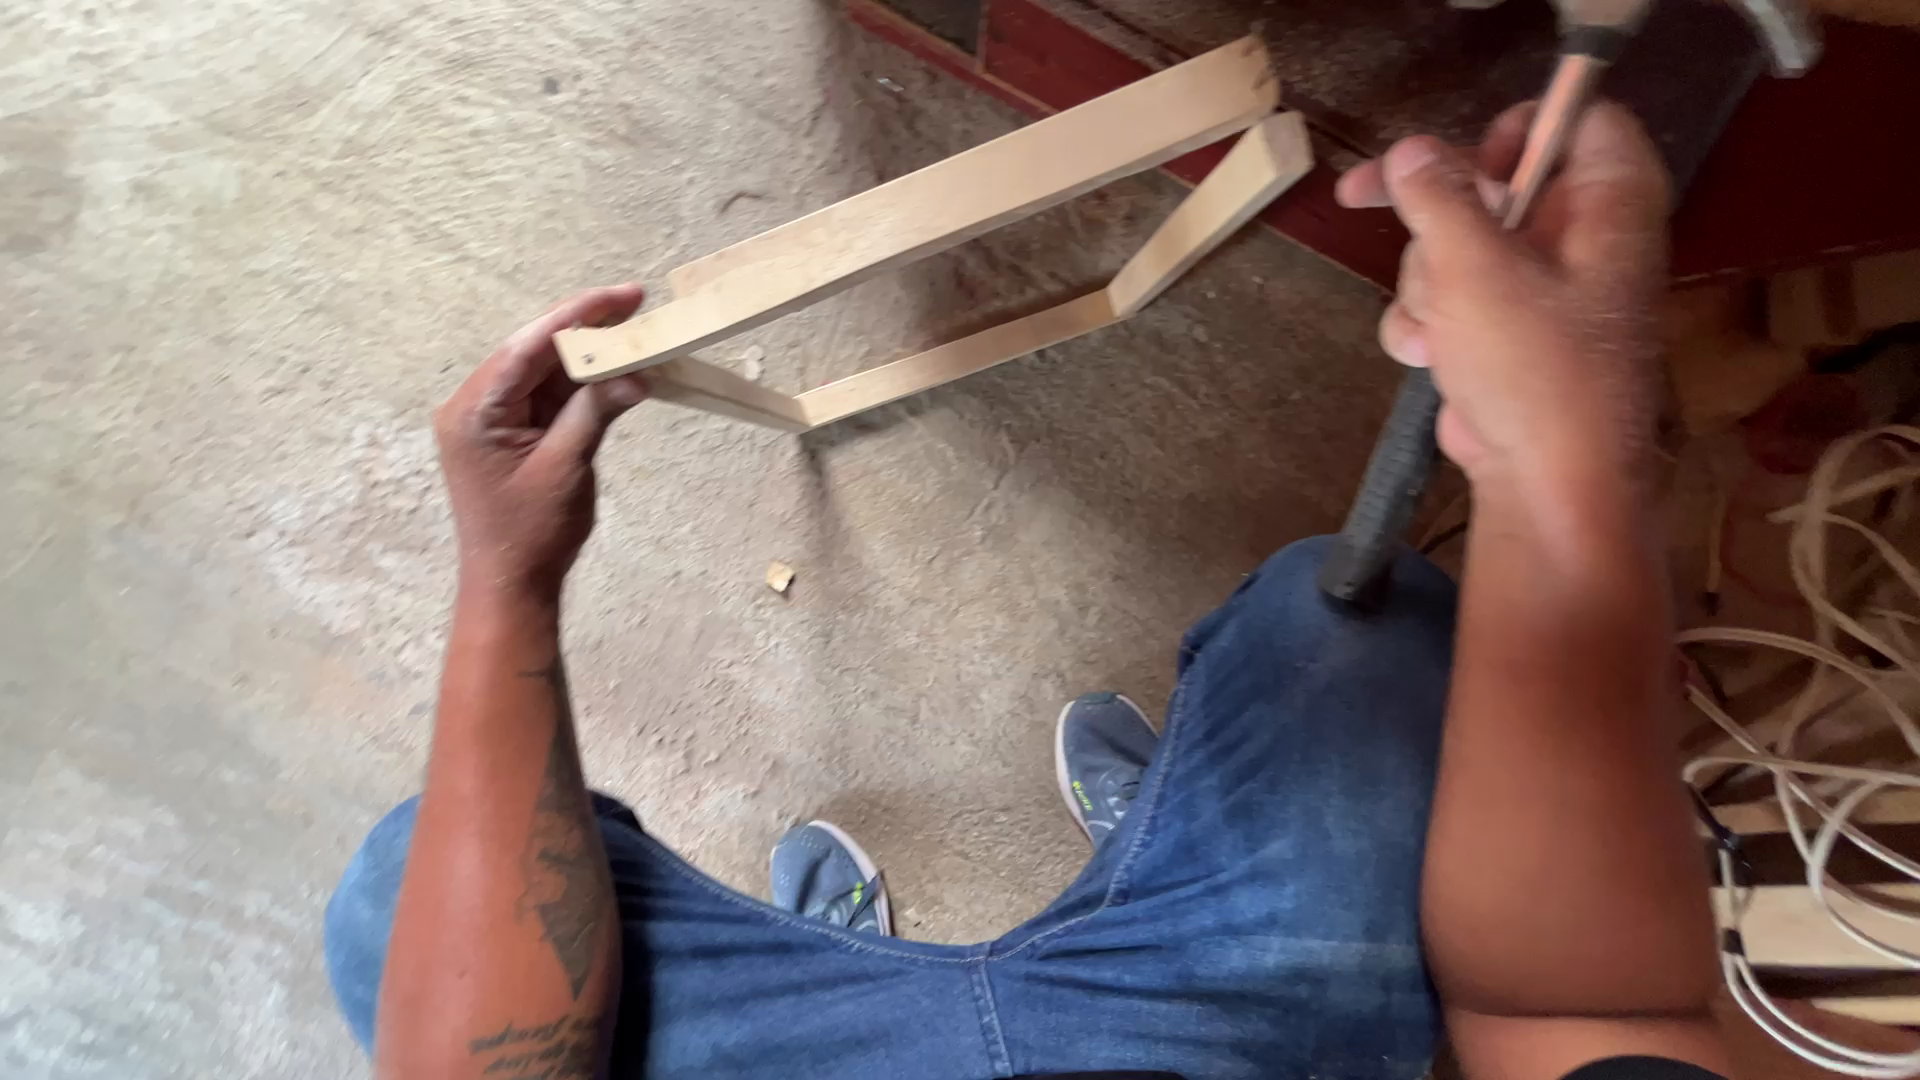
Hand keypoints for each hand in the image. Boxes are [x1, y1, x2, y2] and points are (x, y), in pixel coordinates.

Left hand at [434, 285, 648, 599]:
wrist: (512, 581)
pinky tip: (615, 371)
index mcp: (476, 408)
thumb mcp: (566, 467)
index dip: (579, 316)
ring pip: (546, 372)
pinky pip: (551, 397)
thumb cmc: (532, 530)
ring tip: (634, 334)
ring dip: (589, 356)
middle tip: (637, 306)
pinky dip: (584, 385)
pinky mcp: (515, 434)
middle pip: (536, 351)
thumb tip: (635, 375)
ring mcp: (495, 420)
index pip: (531, 346)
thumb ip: (594, 413)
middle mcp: (478, 404)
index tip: (626, 296)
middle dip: (586, 328)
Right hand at [1335, 102, 1670, 500]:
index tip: (1441, 157)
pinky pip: (1439, 300)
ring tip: (1432, 330)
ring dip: (1420, 288)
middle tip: (1357, 198)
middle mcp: (1570, 235)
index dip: (1501, 132)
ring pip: (1446, 249)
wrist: (1541, 470)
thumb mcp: (1476, 271)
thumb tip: (1408, 149)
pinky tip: (1425, 355)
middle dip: (1426, 220)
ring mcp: (1527, 286)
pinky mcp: (1491, 328)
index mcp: (1602, 200)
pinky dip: (1421, 325)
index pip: (1568, 120)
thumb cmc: (1531, 364)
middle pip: (1484, 186)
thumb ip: (1440, 201)